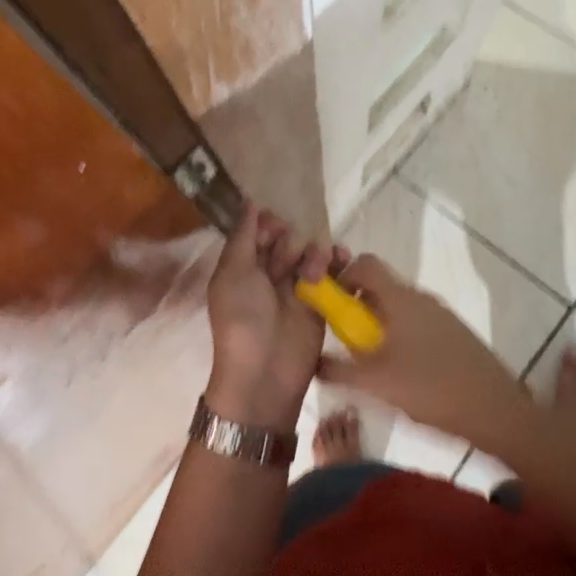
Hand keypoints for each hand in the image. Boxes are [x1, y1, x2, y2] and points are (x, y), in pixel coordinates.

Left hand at [204, 207, 342, 430]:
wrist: (265, 374)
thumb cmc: (242, 320)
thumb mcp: (232, 274)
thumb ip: (243, 236)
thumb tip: (250, 201)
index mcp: (244, 264)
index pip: (260, 229)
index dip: (268, 225)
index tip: (272, 230)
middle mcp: (270, 272)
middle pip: (288, 238)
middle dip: (290, 244)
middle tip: (284, 265)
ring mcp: (297, 288)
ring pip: (311, 252)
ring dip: (314, 253)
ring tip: (312, 272)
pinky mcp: (321, 302)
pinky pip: (333, 273)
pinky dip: (338, 263)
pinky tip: (342, 260)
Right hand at [318, 253, 538, 453]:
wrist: (497, 412)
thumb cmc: (431, 389)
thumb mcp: (376, 383)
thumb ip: (339, 371)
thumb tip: (313, 362)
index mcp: (401, 298)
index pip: (365, 263)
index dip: (342, 276)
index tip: (331, 306)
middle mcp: (421, 298)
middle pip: (380, 287)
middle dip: (358, 310)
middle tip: (348, 344)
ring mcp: (441, 315)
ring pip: (399, 308)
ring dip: (380, 327)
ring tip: (374, 365)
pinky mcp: (455, 334)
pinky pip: (418, 324)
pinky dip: (402, 339)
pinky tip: (404, 375)